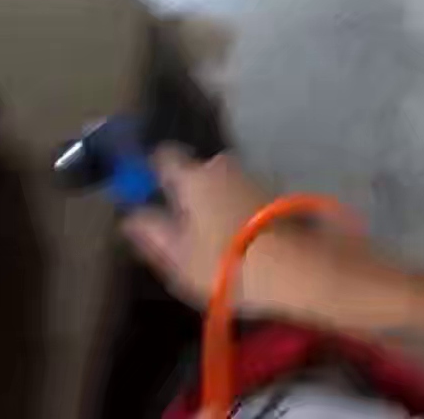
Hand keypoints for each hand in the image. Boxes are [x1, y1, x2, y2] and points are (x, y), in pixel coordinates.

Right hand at [120, 148, 361, 316]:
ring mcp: (248, 175)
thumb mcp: (178, 258)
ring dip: (213, 199)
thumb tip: (130, 217)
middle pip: (194, 170)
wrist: (293, 266)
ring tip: (212, 237)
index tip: (145, 187)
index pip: (164, 156)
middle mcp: (218, 166)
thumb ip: (151, 234)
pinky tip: (236, 236)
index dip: (151, 168)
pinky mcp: (269, 190)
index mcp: (192, 177)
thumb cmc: (224, 262)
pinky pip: (239, 192)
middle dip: (186, 190)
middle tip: (181, 224)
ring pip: (219, 182)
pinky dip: (234, 207)